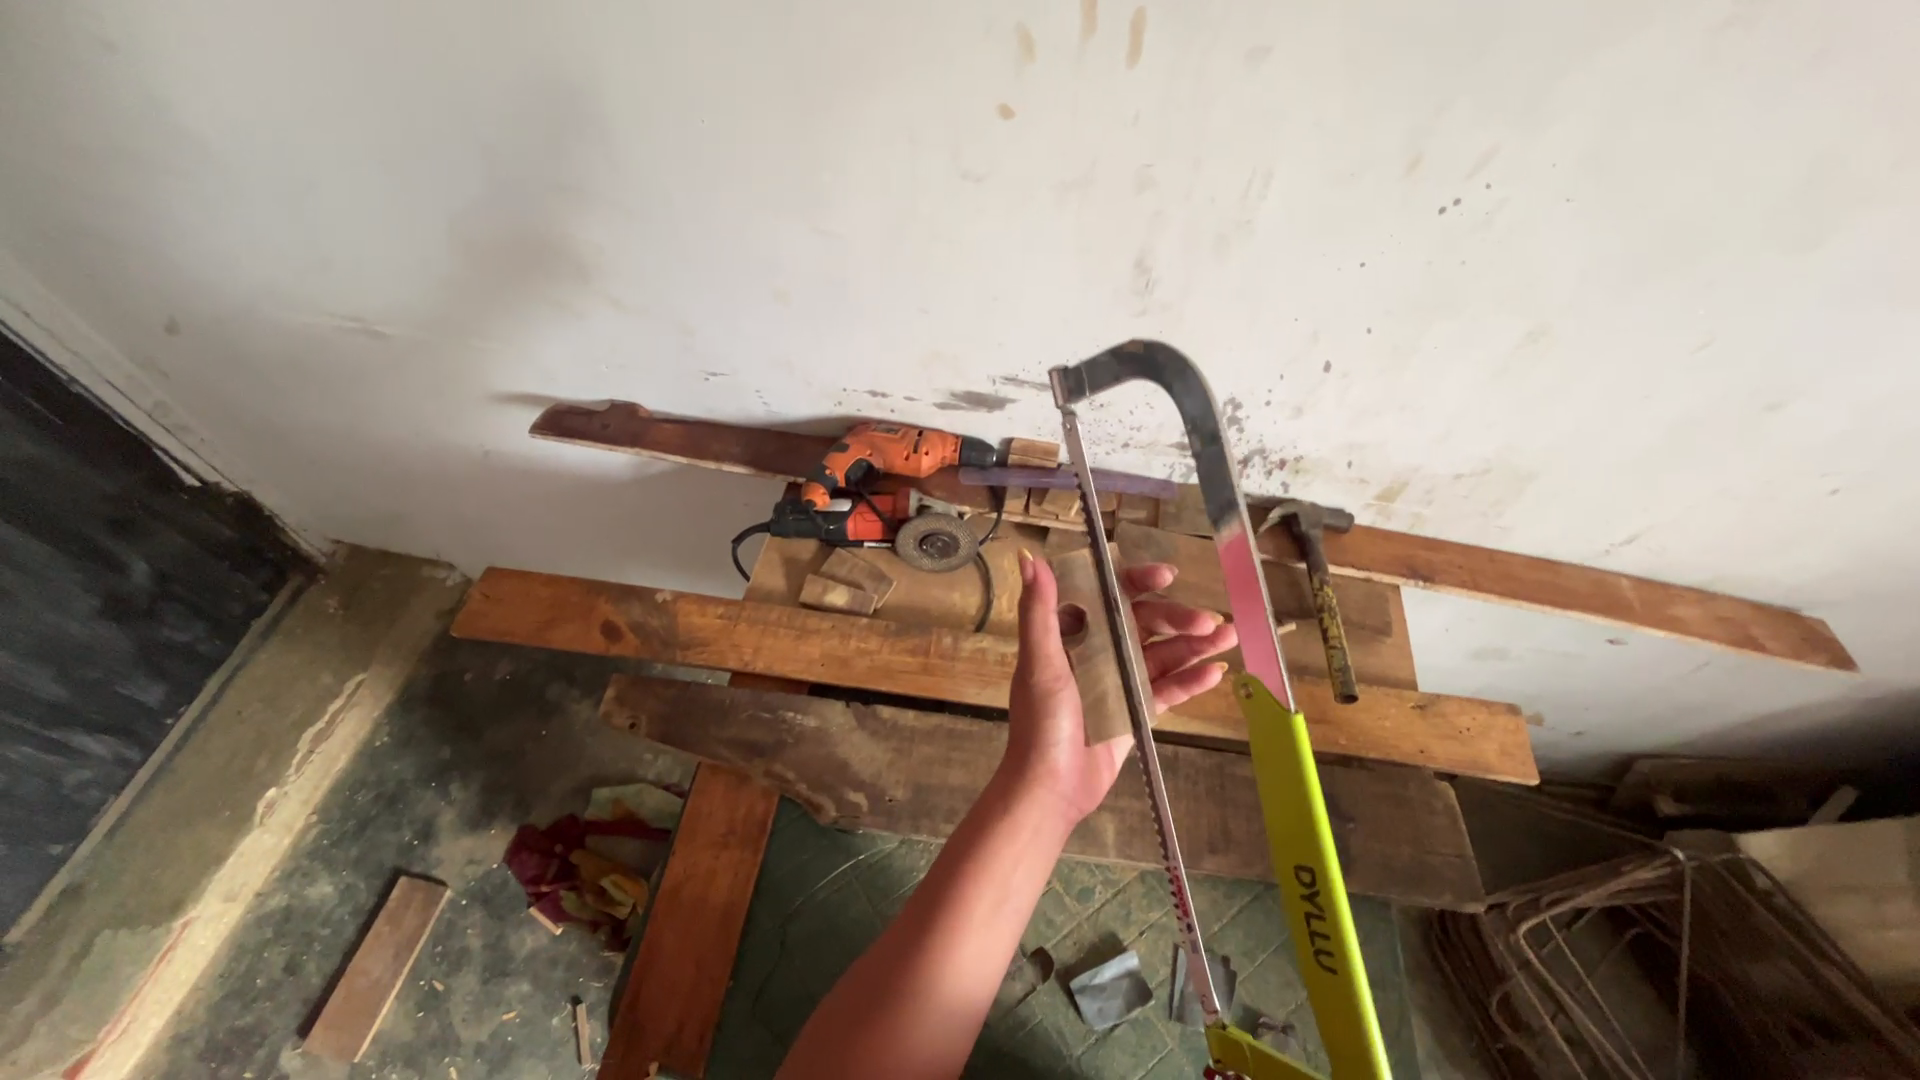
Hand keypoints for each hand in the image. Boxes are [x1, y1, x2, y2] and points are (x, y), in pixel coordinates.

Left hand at [1000, 549, 1238, 824]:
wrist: (1052, 787)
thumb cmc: (1042, 722)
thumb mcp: (1039, 662)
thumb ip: (1039, 611)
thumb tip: (1030, 558)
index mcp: (1071, 634)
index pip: (1107, 596)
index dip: (1137, 583)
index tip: (1166, 577)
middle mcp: (1096, 650)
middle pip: (1143, 623)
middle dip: (1176, 618)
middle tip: (1208, 622)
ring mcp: (1118, 679)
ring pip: (1162, 653)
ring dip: (1195, 644)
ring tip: (1230, 637)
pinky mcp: (1135, 709)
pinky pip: (1167, 688)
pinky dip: (1190, 680)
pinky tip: (1216, 673)